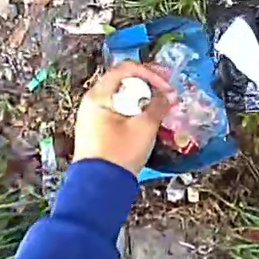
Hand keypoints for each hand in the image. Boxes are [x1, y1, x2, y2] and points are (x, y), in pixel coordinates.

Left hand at [73, 61, 175, 175]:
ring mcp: (92, 115)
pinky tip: (147, 119)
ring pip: (121, 97)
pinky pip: (117, 111)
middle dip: (148, 85)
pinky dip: (133, 110)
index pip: (125, 69)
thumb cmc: (120, 154)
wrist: (99, 188)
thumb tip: (166, 95)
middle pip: (122, 81)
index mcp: (98, 95)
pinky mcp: (97, 129)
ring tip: (161, 106)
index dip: (150, 73)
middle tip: (167, 92)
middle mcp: (92, 101)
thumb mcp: (144, 128)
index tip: (167, 86)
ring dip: (142, 98)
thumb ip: (157, 106)